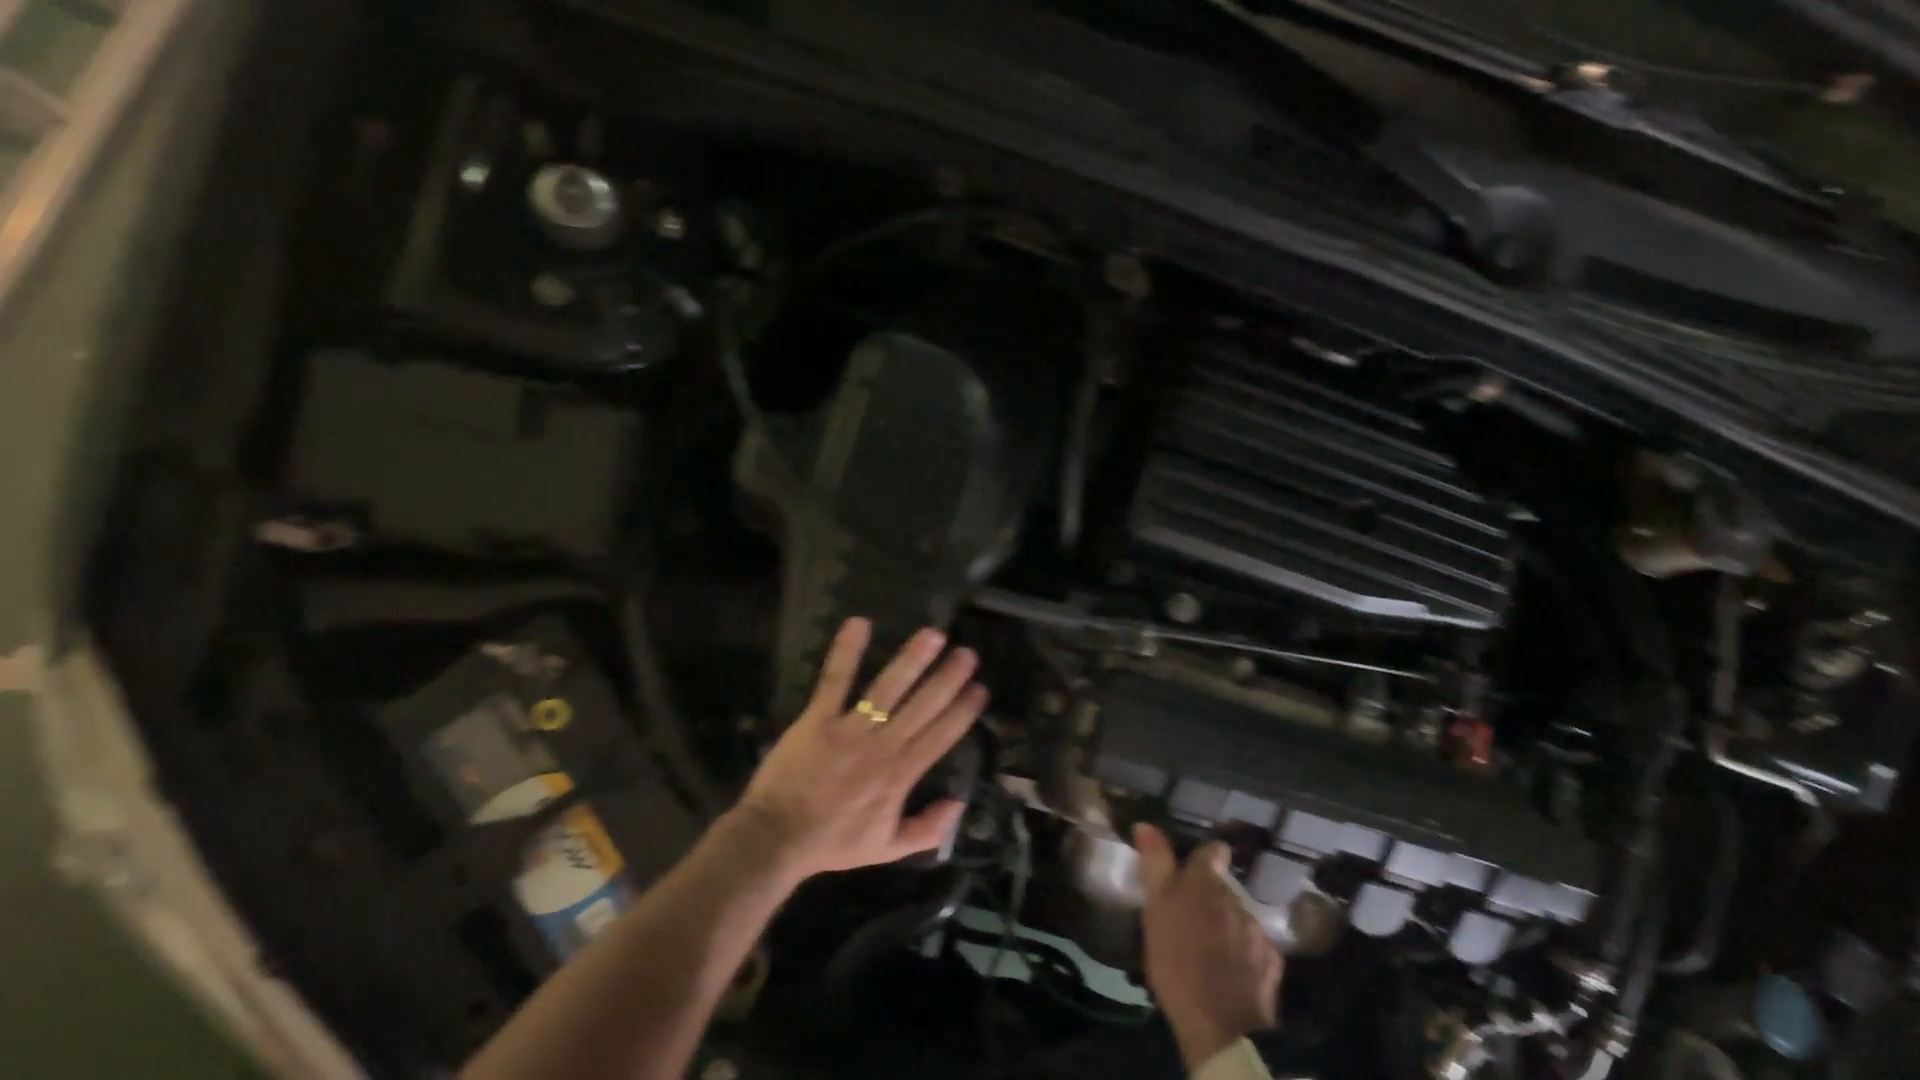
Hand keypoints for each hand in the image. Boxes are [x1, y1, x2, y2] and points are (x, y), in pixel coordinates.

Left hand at [733, 617, 988, 881]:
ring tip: (933, 635)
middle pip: (922, 706)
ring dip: (912, 660)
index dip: (962, 712)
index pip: (940, 736)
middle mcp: (883, 746)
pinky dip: (846, 652)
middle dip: (948, 678)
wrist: (778, 838)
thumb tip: (959, 803)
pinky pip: (835, 681)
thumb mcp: (888, 848)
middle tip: (967, 653)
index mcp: (901, 775)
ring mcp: (851, 729)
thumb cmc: (832, 843)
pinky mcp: (818, 719)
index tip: (980, 688)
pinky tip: (860, 623)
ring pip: (887, 688)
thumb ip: (927, 829)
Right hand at [1134, 823, 1282, 1071]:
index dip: (1203, 860)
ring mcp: (1258, 931)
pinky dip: (1243, 954)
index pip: (1213, 852)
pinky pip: (1255, 948)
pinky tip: (1229, 973)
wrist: (1217, 1025)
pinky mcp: (1272, 962)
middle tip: (1189, 923)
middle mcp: (1237, 899)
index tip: (1190, 874)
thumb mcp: (1154, 911)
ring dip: (1226, 927)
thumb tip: (1146, 825)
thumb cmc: (1176, 962)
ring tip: (1208, 952)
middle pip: (1224, 888)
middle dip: (1210, 899)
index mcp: (1206, 883)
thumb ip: (1155, 866)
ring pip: (1239, 918)